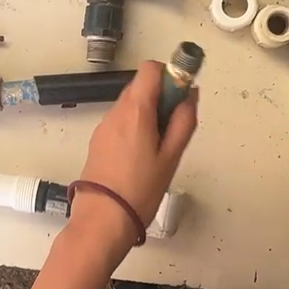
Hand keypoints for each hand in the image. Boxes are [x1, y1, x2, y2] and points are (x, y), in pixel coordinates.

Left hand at [73, 61, 197, 244]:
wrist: (102, 219)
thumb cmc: (139, 190)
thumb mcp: (171, 156)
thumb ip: (184, 121)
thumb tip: (190, 95)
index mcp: (135, 110)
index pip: (151, 69)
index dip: (171, 75)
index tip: (183, 94)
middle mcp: (116, 112)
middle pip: (141, 86)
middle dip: (162, 97)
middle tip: (176, 126)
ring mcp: (104, 126)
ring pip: (131, 105)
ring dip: (150, 114)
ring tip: (160, 147)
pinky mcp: (99, 141)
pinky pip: (121, 122)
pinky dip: (136, 127)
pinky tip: (143, 155)